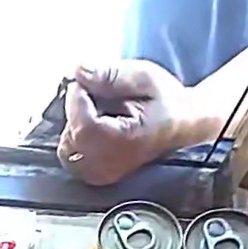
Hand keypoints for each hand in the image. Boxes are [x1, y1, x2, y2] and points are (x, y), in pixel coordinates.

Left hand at [56, 62, 210, 186]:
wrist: (179, 125)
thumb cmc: (165, 101)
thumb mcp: (144, 77)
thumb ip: (111, 75)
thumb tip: (79, 71)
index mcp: (126, 141)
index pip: (84, 127)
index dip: (76, 102)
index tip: (82, 83)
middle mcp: (111, 164)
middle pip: (72, 139)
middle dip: (75, 113)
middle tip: (92, 96)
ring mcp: (103, 174)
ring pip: (67, 151)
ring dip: (73, 126)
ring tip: (94, 112)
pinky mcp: (97, 177)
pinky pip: (72, 159)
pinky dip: (75, 140)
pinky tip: (91, 128)